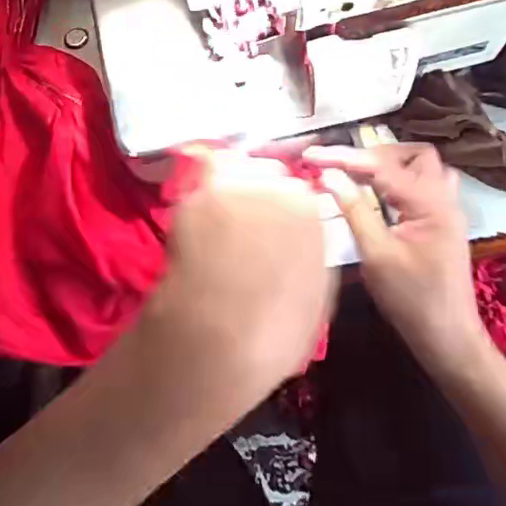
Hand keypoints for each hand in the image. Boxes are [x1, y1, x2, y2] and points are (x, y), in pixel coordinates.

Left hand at [125, 148, 336, 421]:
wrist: (219, 334)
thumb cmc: (278, 327)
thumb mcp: (317, 288)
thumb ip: (309, 246)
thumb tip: (298, 236)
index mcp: (307, 207)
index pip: (295, 187)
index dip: (283, 206)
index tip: (274, 224)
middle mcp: (269, 185)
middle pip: (262, 171)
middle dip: (256, 190)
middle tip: (244, 222)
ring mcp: (225, 187)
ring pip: (227, 171)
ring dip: (225, 189)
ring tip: (218, 223)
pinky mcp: (189, 198)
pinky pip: (197, 190)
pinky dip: (197, 203)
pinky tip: (195, 231)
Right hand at [302, 144, 490, 371]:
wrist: (447, 337)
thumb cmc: (411, 299)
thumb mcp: (375, 254)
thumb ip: (354, 209)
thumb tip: (329, 174)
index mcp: (430, 205)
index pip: (382, 166)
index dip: (343, 156)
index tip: (311, 154)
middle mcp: (444, 200)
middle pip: (413, 155)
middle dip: (372, 152)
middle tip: (338, 164)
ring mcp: (446, 210)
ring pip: (422, 166)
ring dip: (390, 162)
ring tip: (356, 172)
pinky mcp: (440, 221)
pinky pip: (422, 184)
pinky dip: (398, 178)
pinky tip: (376, 191)